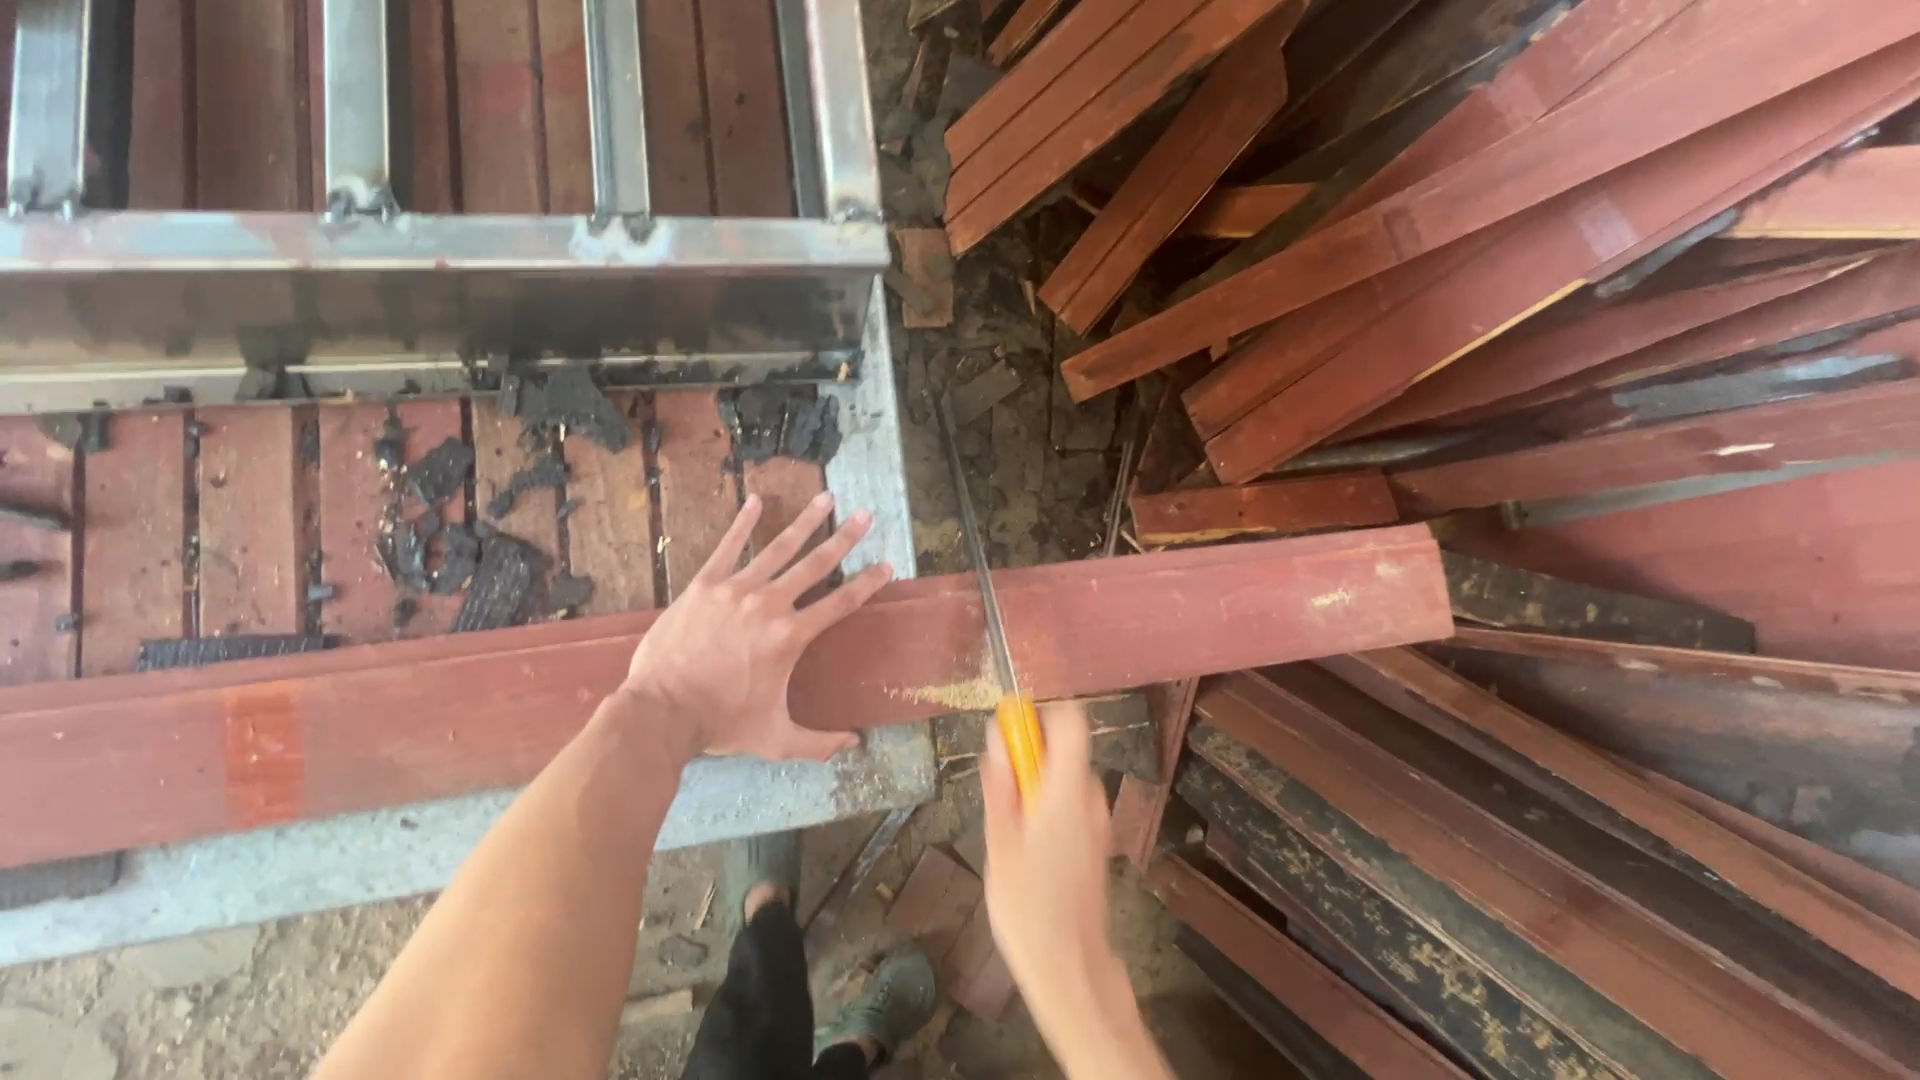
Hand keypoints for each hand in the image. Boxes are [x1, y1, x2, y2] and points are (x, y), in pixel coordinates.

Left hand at [619, 492, 892, 761]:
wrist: (661, 711)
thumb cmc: (721, 725)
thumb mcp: (777, 740)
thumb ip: (819, 743)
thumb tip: (855, 745)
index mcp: (790, 637)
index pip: (840, 603)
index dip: (867, 583)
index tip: (886, 564)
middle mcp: (769, 606)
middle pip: (816, 564)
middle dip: (844, 538)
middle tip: (864, 515)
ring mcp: (735, 591)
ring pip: (778, 548)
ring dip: (804, 522)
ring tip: (824, 498)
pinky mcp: (704, 586)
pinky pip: (727, 547)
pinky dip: (743, 524)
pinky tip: (755, 501)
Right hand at [980, 701, 1118, 1002]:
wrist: (1069, 965)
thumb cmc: (1027, 904)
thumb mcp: (999, 841)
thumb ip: (1000, 784)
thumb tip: (997, 736)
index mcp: (1068, 789)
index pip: (1071, 722)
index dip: (1042, 716)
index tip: (1011, 735)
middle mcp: (1092, 797)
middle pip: (1065, 751)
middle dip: (1030, 761)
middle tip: (1001, 799)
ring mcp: (1099, 820)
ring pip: (1065, 780)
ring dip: (1037, 790)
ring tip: (1011, 835)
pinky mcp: (1098, 841)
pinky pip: (1072, 805)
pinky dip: (1049, 811)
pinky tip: (1030, 852)